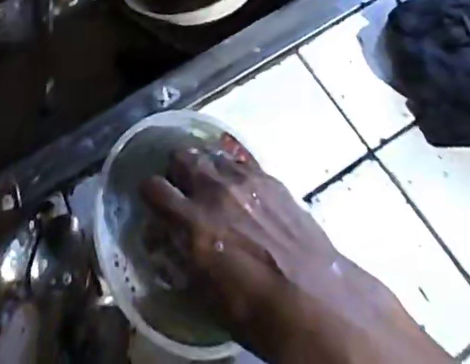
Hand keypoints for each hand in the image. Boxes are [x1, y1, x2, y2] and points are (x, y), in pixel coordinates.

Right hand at [140, 149, 447, 363]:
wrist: (320, 305)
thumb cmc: (259, 315)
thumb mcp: (206, 297)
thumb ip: (181, 260)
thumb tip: (166, 242)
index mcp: (193, 224)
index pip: (152, 188)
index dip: (148, 194)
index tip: (152, 202)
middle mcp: (214, 192)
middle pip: (181, 157)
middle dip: (176, 171)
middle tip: (181, 189)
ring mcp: (244, 181)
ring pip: (210, 154)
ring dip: (205, 167)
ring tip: (211, 185)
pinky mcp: (269, 178)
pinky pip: (240, 161)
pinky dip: (233, 170)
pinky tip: (240, 189)